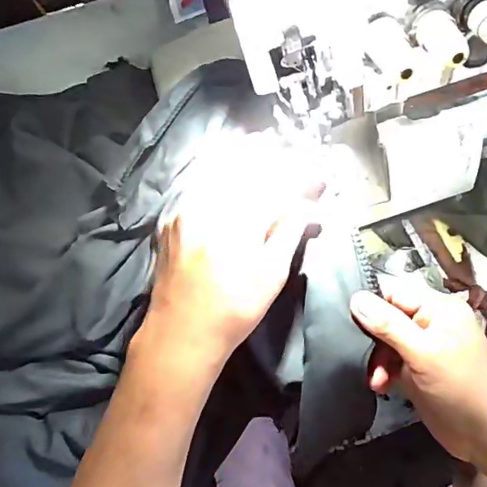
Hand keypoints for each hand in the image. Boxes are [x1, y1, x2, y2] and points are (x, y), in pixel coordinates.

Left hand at [141, 133, 321, 367]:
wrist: (180, 334)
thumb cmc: (233, 310)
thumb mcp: (271, 274)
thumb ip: (289, 232)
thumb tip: (307, 207)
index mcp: (237, 218)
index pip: (275, 184)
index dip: (299, 178)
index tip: (316, 177)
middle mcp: (206, 205)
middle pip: (242, 167)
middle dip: (268, 156)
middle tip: (288, 152)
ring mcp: (183, 211)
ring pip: (215, 173)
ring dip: (240, 161)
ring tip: (260, 152)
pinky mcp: (170, 221)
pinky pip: (196, 187)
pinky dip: (216, 178)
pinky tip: (227, 178)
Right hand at [349, 275, 486, 462]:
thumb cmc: (462, 388)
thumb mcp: (423, 353)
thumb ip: (388, 324)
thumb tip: (355, 298)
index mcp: (438, 308)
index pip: (393, 293)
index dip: (369, 305)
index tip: (346, 321)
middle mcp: (430, 323)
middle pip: (386, 318)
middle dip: (371, 337)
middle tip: (361, 356)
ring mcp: (424, 349)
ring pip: (384, 342)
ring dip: (375, 360)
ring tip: (376, 380)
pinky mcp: (418, 372)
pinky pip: (391, 363)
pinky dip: (382, 372)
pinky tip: (381, 385)